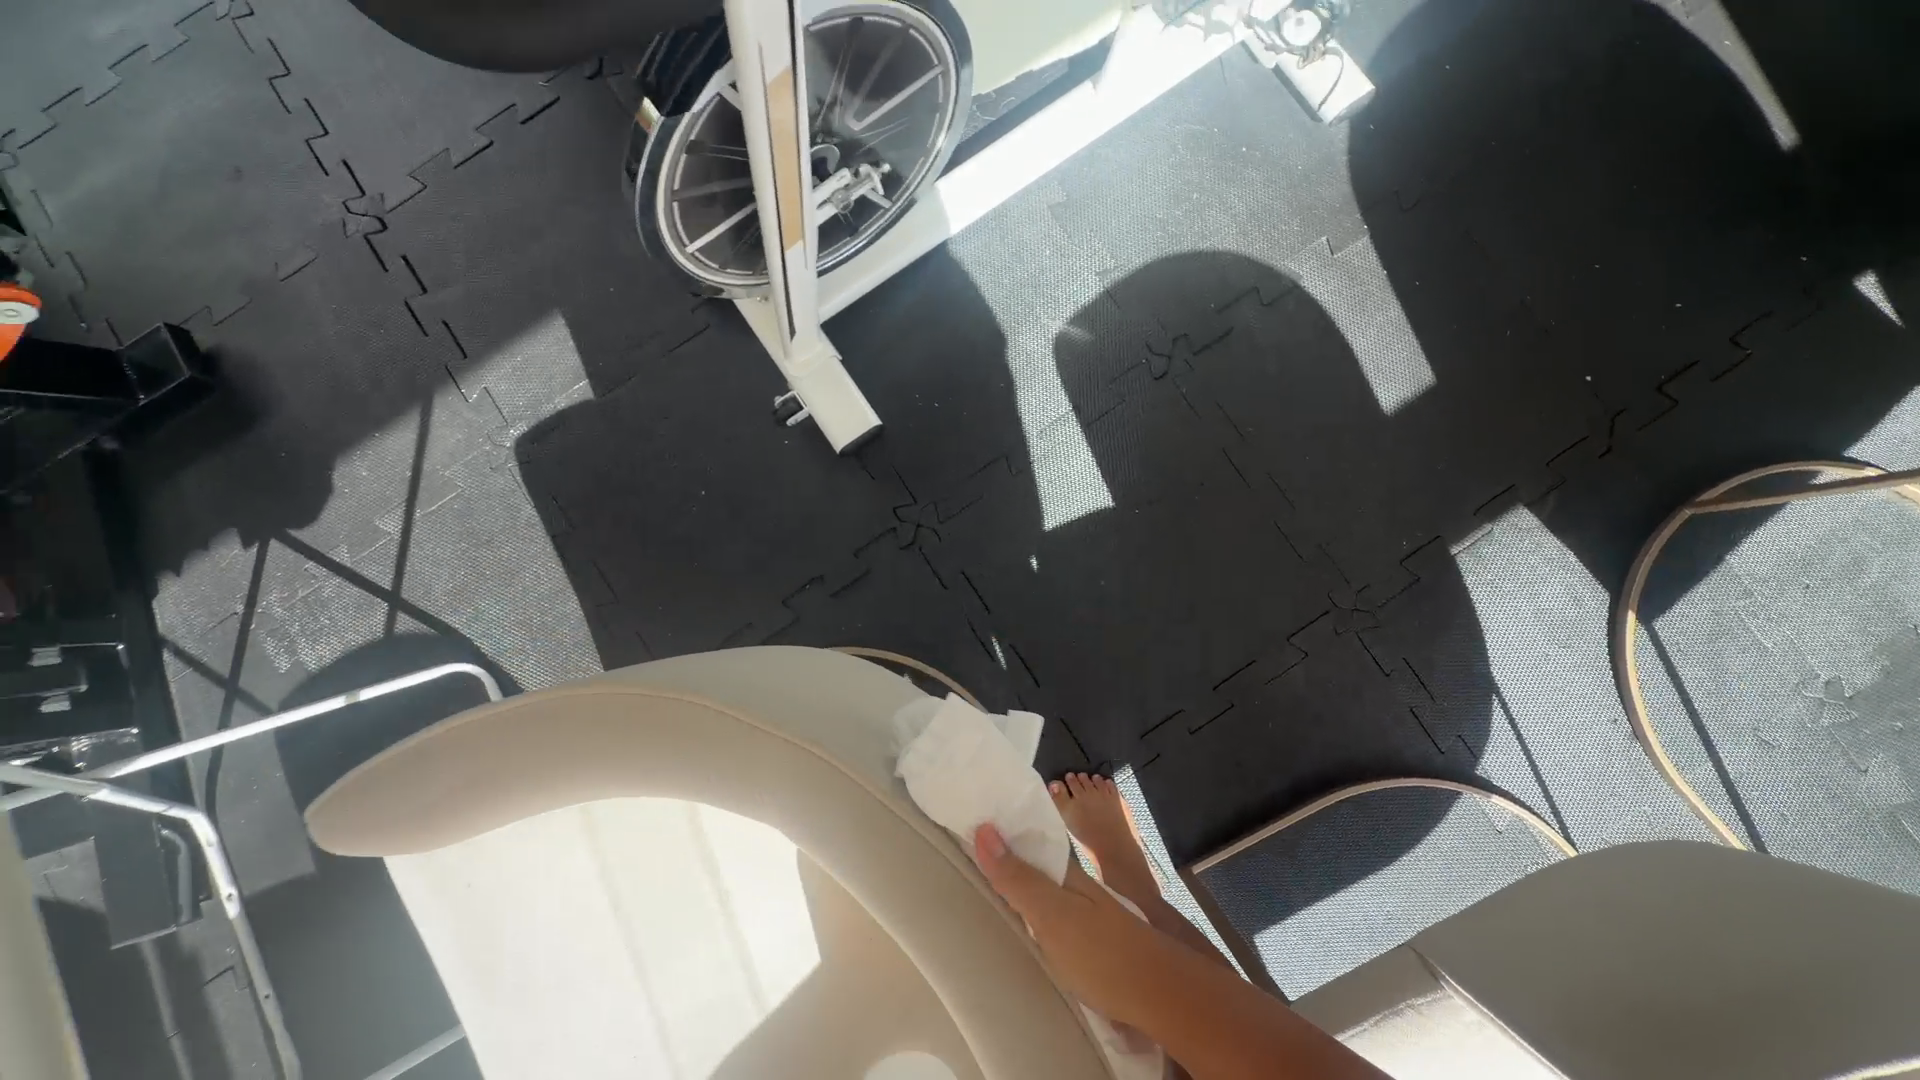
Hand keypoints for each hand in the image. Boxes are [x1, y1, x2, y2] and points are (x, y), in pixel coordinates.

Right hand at [973, 822, 1168, 1024]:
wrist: (1161, 997)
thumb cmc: (1102, 951)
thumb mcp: (1052, 914)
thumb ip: (1018, 878)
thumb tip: (984, 829)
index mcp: (1067, 874)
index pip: (1027, 843)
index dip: (1000, 835)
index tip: (967, 828)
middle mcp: (1078, 888)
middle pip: (1036, 867)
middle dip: (1007, 861)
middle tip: (967, 860)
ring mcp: (1088, 916)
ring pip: (1047, 894)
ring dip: (1021, 889)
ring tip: (988, 892)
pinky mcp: (1092, 945)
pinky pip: (1056, 920)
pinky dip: (1037, 918)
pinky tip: (1027, 930)